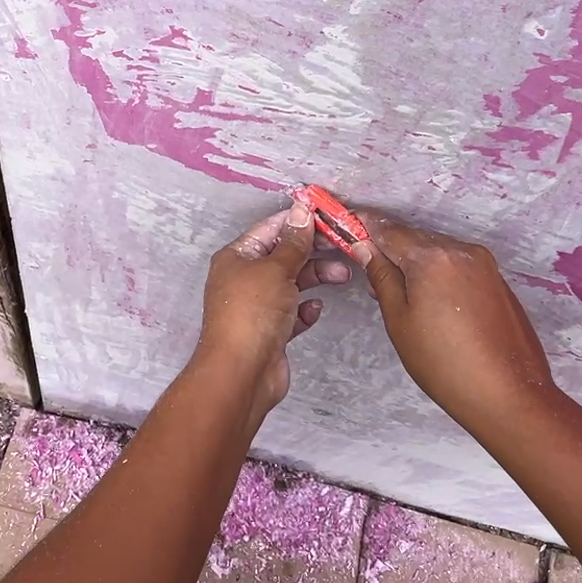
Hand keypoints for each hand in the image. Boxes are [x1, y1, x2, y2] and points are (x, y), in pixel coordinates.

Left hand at [194, 199, 354, 418]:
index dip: (298, 220)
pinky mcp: (271, 331)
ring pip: (292, 283)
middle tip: (344, 246)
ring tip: (343, 277)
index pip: (271, 228)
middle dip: (313, 250)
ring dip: (316, 278)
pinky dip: (305, 309)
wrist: (242, 373)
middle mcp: (244, 278)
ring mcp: (258, 306)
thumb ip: (294, 242)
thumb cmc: (253, 312)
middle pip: (284, 255)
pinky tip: (315, 310)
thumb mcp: (276, 269)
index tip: (328, 215)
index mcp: (237, 256)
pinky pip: (293, 312)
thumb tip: (302, 208)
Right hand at [346, 210, 554, 426]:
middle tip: (370, 269)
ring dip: (415, 261)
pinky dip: (439, 273)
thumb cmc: (444, 364)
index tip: (346, 225)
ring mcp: (484, 264)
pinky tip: (433, 301)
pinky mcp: (498, 281)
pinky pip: (458, 265)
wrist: (510, 397)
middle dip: (390, 248)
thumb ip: (381, 276)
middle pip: (414, 238)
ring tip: (401, 291)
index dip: (364, 226)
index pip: (388, 229)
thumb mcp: (399, 320)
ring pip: (437, 251)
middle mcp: (461, 250)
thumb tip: (364, 246)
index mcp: (432, 256)